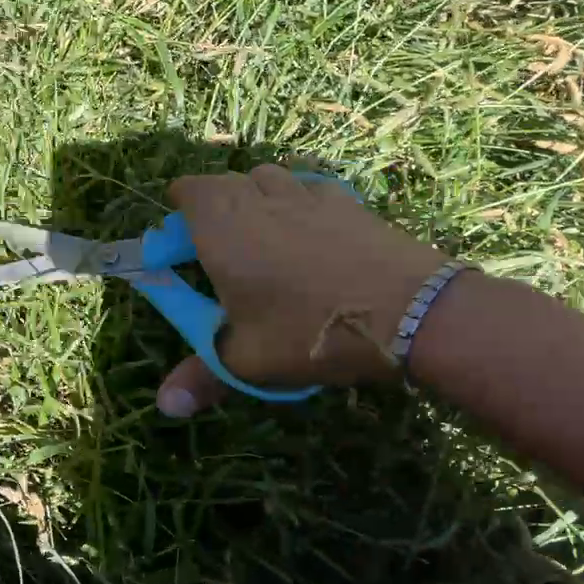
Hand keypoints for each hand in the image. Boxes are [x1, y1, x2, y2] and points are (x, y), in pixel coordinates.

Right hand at [155, 165, 447, 416]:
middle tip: (219, 246)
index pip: (183, 190)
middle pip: (222, 182)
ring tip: (263, 233)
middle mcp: (255, 199)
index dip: (178, 211)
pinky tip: (311, 232)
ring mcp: (305, 195)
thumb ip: (201, 377)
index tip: (181, 243)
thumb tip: (166, 406)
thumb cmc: (311, 331)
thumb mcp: (248, 359)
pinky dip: (301, 201)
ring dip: (256, 196)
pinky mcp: (349, 203)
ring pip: (266, 177)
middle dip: (213, 205)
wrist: (417, 315)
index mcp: (218, 227)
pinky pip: (311, 188)